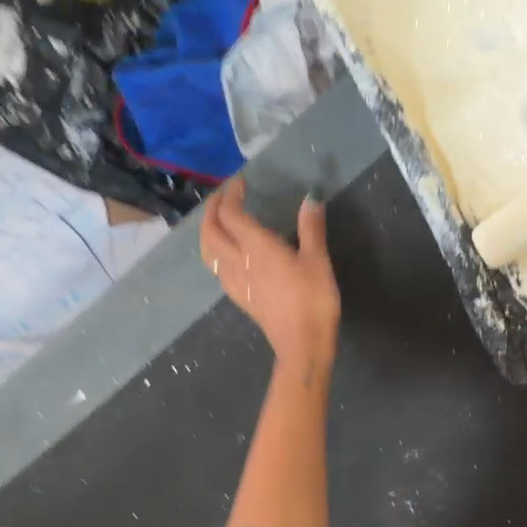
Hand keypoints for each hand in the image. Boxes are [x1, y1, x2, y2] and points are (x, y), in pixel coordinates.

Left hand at [201, 178, 339, 380]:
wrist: (302, 343)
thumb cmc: (313, 300)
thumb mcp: (318, 260)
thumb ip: (311, 227)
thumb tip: (311, 197)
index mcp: (257, 246)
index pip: (232, 213)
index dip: (232, 194)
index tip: (241, 183)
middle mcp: (238, 260)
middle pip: (211, 229)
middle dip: (214, 209)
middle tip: (225, 197)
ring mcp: (235, 281)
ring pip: (208, 250)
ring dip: (208, 230)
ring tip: (219, 222)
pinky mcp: (240, 297)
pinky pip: (217, 268)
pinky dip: (216, 252)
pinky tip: (228, 255)